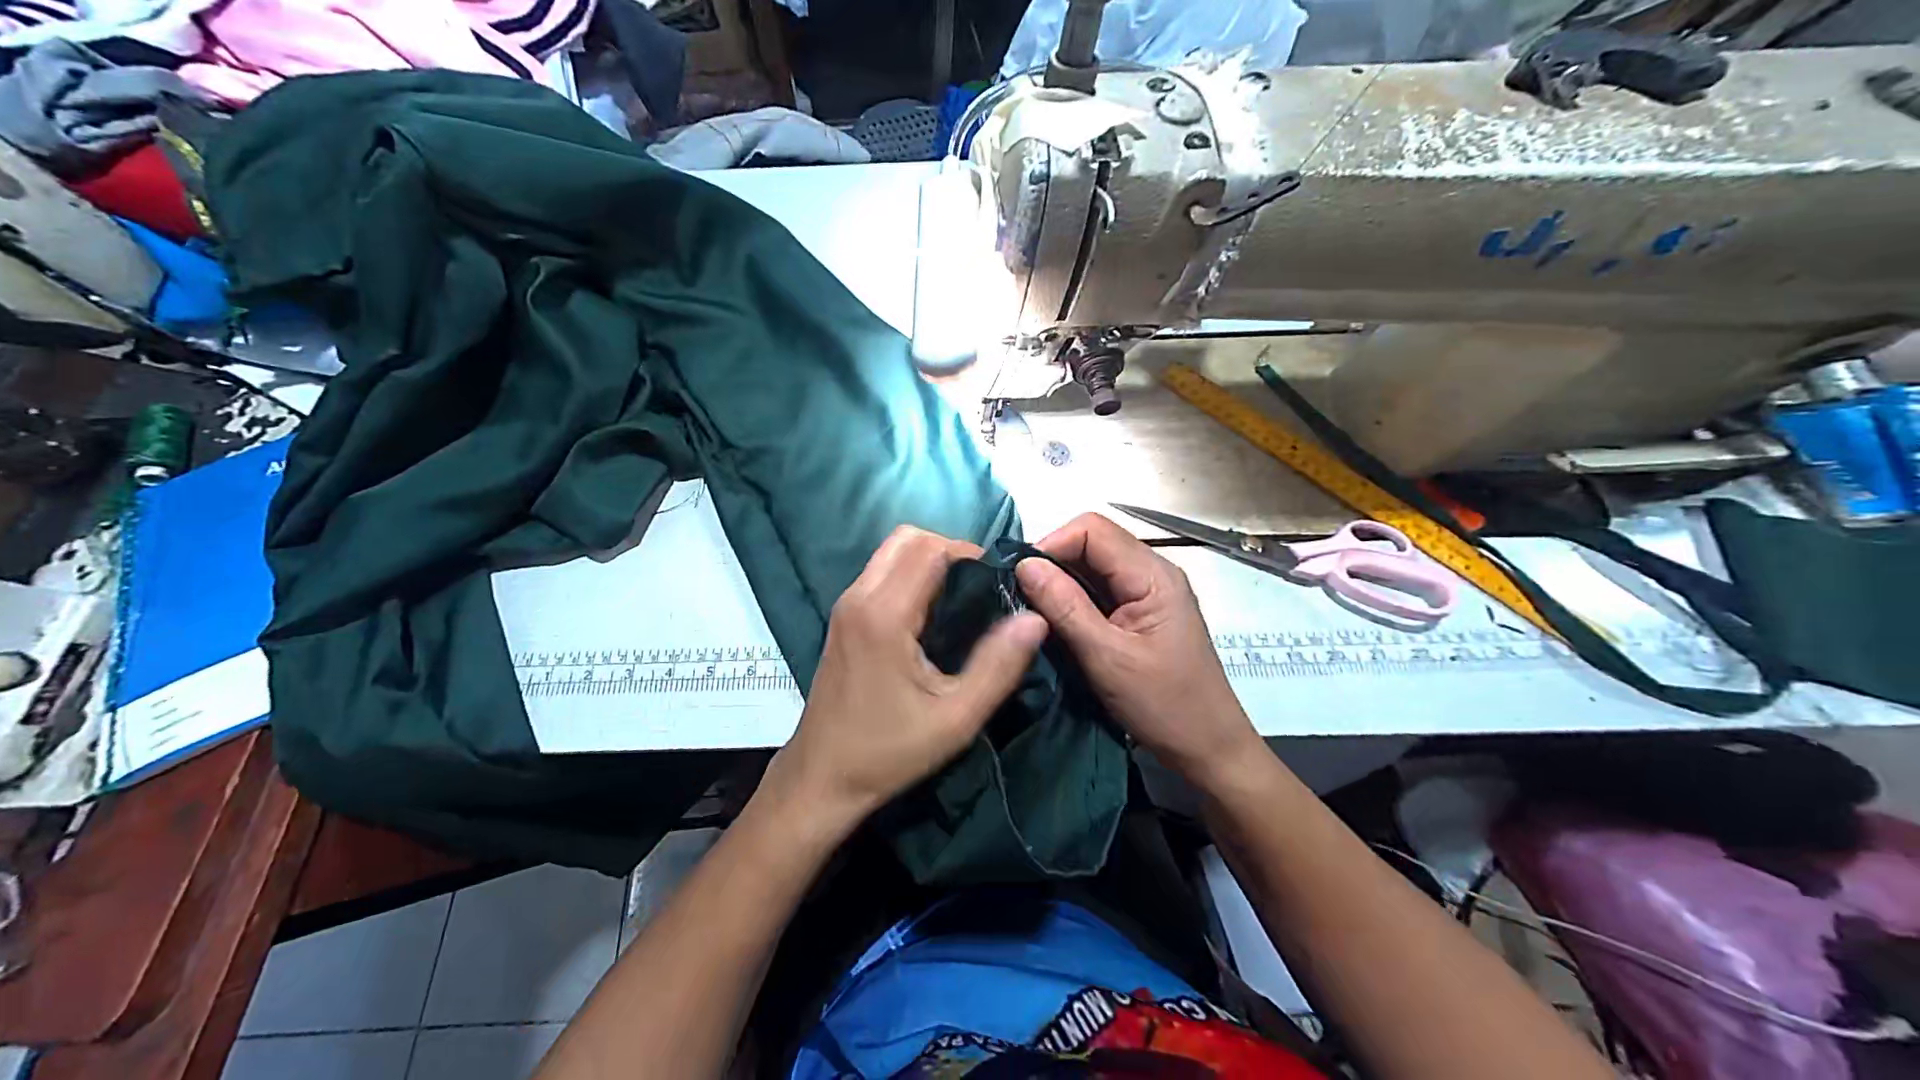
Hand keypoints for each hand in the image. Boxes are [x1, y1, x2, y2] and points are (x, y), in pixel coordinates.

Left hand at [765, 526, 1047, 832]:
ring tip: (960, 602)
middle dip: (950, 551)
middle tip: (979, 590)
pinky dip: (910, 576)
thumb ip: (999, 665)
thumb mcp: (956, 717)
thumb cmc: (889, 751)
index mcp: (884, 614)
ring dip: (929, 561)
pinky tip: (931, 616)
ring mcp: (845, 605)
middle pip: (908, 538)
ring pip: (891, 552)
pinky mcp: (842, 618)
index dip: (971, 555)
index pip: (932, 549)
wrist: (822, 777)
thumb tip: (1035, 617)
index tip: (997, 587)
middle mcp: (859, 597)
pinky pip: (880, 573)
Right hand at [1015, 513, 1263, 788]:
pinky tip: (1057, 622)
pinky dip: (1075, 600)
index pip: (1092, 529)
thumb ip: (1065, 607)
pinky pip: (1102, 590)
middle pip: (1093, 543)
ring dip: (1062, 583)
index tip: (1022, 579)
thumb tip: (1024, 564)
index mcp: (1152, 574)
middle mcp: (1153, 572)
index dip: (1052, 545)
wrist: (1209, 748)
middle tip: (1022, 598)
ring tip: (1034, 611)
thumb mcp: (1106, 657)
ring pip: (1094, 567)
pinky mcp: (1142, 612)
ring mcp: (1149, 592)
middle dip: (1053, 564)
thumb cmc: (1164, 705)